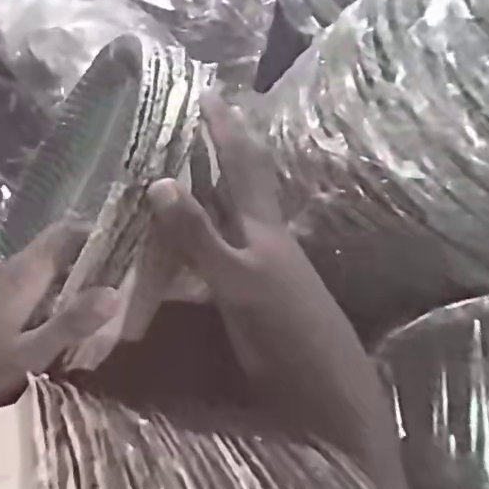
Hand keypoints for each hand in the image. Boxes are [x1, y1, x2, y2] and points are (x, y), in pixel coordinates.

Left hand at [0, 223, 117, 434]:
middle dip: (96, 255)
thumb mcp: (32, 353)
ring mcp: (7, 286)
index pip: (67, 232)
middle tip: (134, 275)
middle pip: (62, 246)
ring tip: (118, 294)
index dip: (100, 232)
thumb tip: (115, 291)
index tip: (133, 246)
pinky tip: (83, 316)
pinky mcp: (3, 303)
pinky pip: (43, 284)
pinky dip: (66, 291)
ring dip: (83, 274)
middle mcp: (16, 270)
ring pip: (53, 266)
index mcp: (24, 273)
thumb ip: (72, 323)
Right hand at [145, 95, 411, 488]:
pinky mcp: (255, 291)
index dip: (225, 126)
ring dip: (215, 185)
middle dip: (224, 146)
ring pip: (237, 210)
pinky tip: (191, 236)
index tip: (208, 91)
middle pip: (246, 179)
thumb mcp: (237, 280)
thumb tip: (159, 180)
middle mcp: (266, 236)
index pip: (242, 161)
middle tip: (198, 120)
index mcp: (263, 225)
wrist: (328, 396)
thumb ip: (199, 234)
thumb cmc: (285, 332)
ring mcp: (264, 264)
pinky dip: (205, 230)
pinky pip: (225, 244)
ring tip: (186, 166)